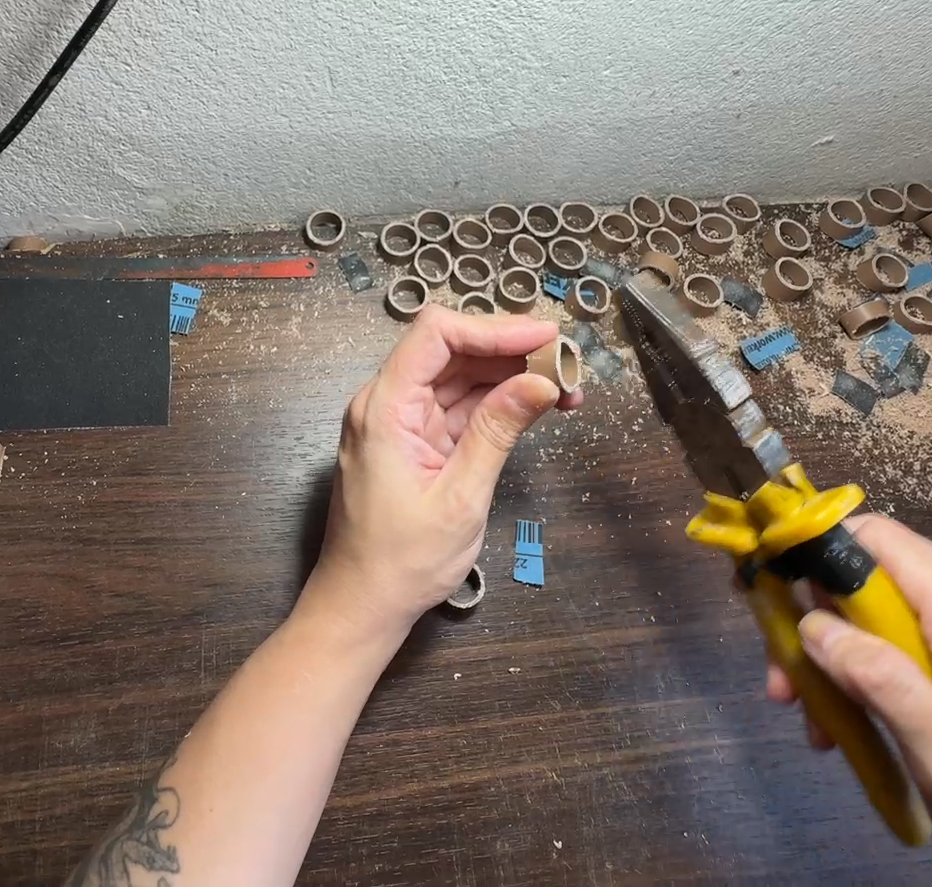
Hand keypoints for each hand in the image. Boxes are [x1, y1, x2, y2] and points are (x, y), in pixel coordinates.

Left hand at [302, 305, 581, 639]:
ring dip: (510, 376)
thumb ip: (498, 432)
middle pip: (449, 350)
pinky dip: (496, 403)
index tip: (546, 337)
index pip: (435, 335)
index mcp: (385, 408)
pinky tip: (537, 405)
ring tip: (566, 386)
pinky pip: (456, 406)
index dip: (493, 328)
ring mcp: (399, 420)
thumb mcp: (460, 497)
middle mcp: (386, 402)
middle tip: (568, 363)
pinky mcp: (413, 439)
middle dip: (510, 350)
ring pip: (457, 376)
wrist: (362, 603)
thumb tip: (543, 382)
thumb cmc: (403, 561)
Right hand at [770, 515, 931, 885]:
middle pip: (884, 584)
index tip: (767, 592)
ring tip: (824, 724)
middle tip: (787, 687)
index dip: (817, 549)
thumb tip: (816, 624)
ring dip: (850, 661)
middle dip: (823, 625)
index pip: (887, 544)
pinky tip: (873, 730)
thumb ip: (888, 689)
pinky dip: (890, 679)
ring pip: (903, 621)